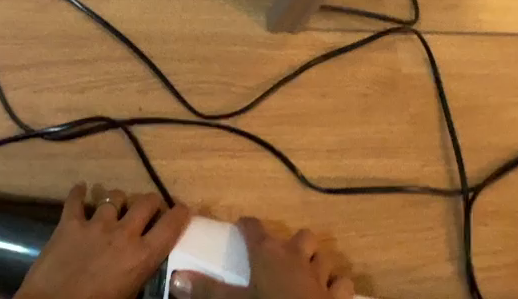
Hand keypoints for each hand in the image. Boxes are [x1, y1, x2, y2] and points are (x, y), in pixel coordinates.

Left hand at [14, 184, 193, 298]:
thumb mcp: (128, 298)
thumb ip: (140, 278)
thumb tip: (145, 271)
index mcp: (141, 257)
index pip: (170, 227)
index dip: (180, 214)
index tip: (183, 210)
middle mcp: (122, 233)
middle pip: (145, 202)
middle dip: (151, 202)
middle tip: (150, 208)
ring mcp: (95, 224)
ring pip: (114, 195)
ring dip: (118, 200)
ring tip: (115, 206)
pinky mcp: (69, 222)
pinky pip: (76, 198)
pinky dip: (80, 193)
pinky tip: (82, 189)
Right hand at [169, 218, 354, 298]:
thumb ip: (207, 290)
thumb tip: (175, 277)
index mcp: (267, 253)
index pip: (254, 227)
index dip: (247, 225)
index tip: (241, 228)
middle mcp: (296, 255)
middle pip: (301, 237)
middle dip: (295, 243)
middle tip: (282, 257)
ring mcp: (320, 275)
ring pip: (324, 257)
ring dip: (317, 263)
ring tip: (307, 274)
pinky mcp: (338, 296)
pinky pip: (342, 283)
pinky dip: (336, 286)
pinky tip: (330, 293)